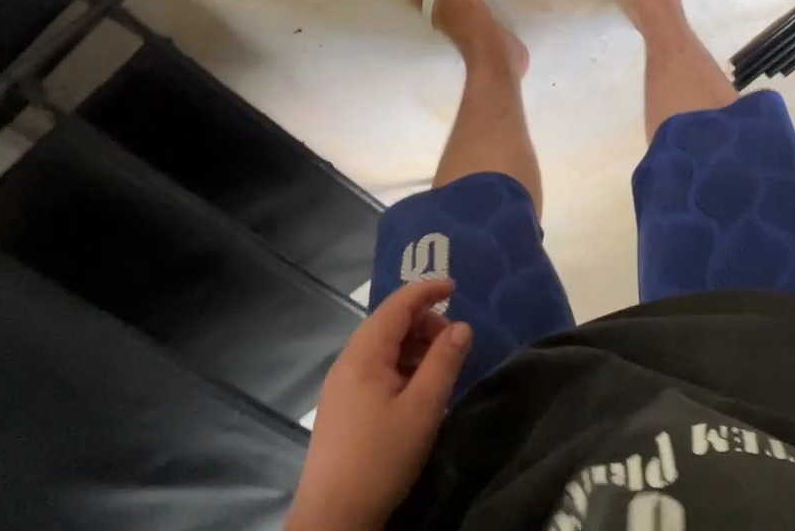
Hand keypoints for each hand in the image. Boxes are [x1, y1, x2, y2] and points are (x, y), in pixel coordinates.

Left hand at [287, 279, 471, 530]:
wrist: (333, 519)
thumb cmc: (380, 457)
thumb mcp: (423, 407)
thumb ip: (444, 361)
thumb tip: (462, 326)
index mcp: (364, 355)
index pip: (397, 305)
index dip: (427, 291)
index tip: (456, 288)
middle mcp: (348, 363)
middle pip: (388, 324)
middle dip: (424, 323)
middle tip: (454, 344)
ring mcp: (341, 387)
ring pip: (382, 349)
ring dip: (414, 347)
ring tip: (441, 370)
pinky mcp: (341, 409)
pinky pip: (375, 370)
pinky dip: (401, 367)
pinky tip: (418, 392)